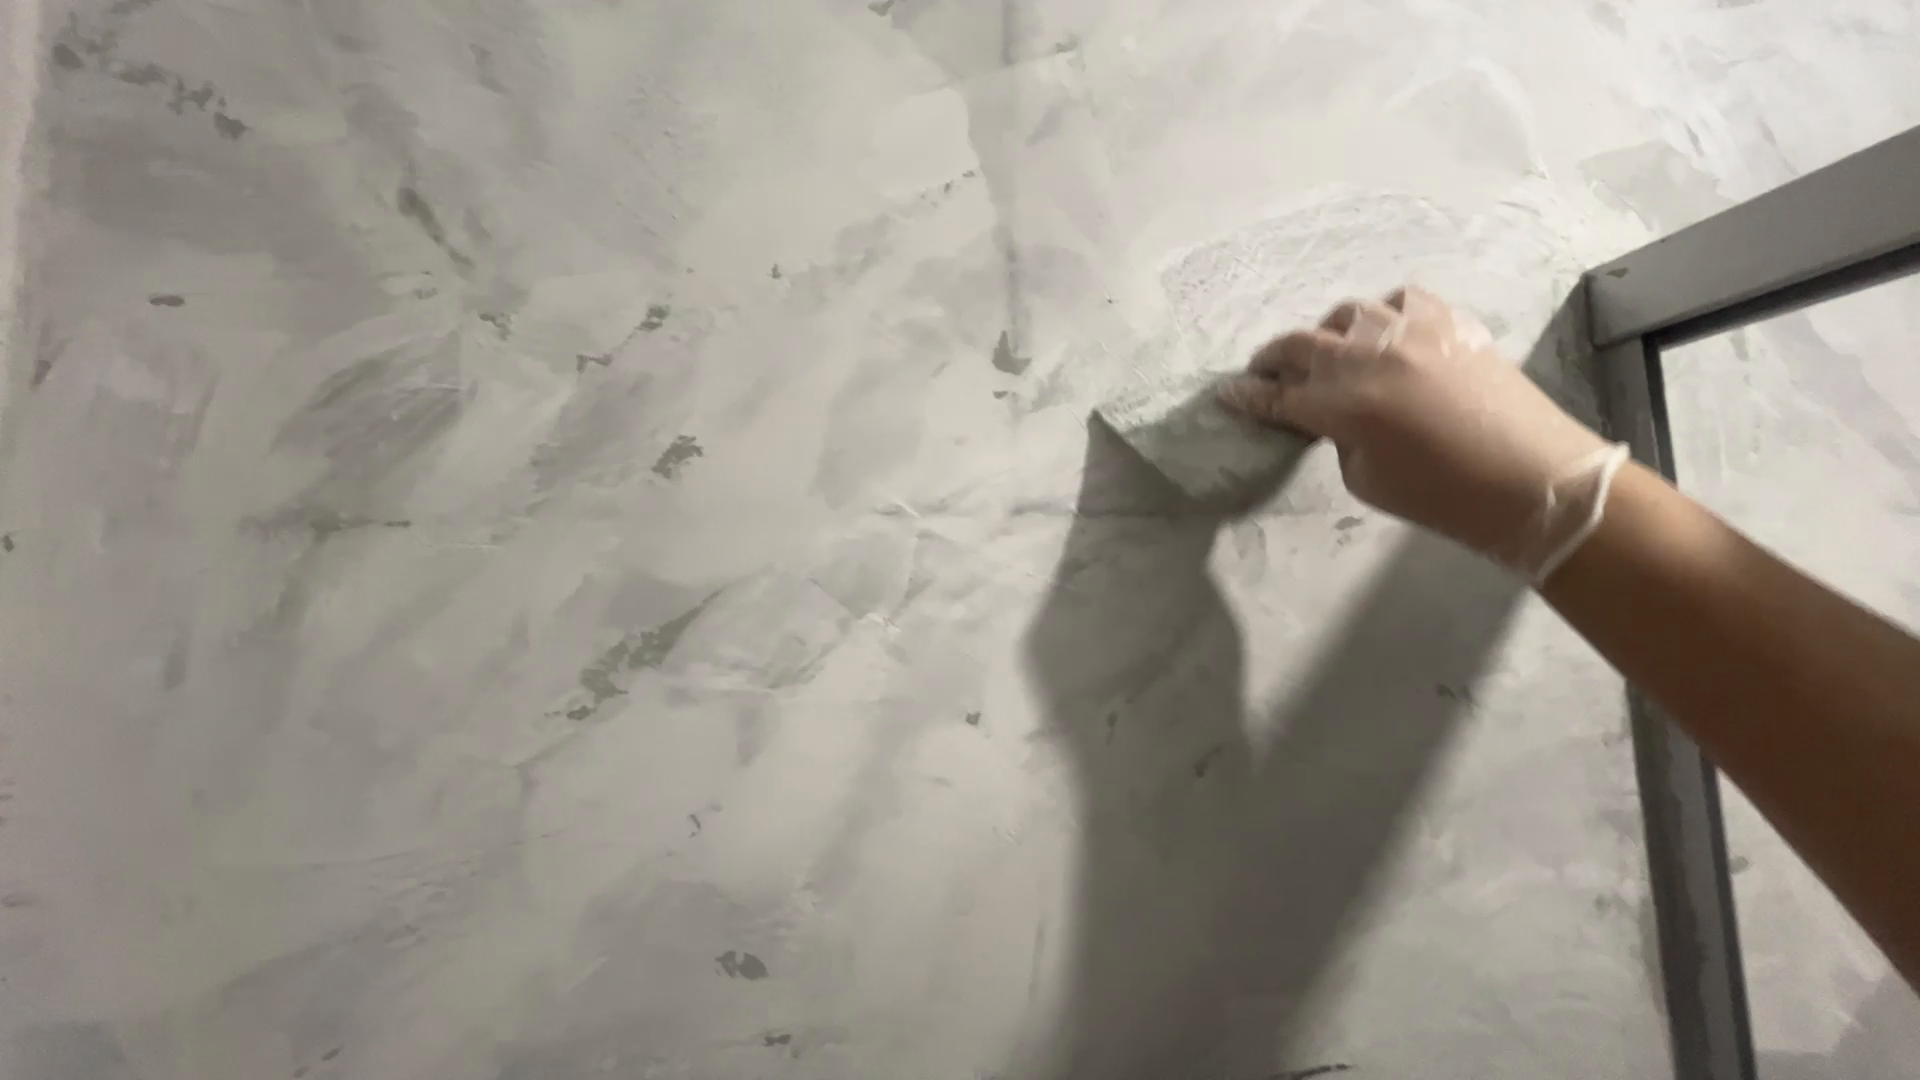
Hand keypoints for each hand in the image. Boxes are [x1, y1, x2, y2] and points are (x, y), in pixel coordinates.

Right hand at [1218, 286, 1624, 580]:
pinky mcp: (1449, 323)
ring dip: (1324, 334)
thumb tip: (1329, 411)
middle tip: (1262, 372)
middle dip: (1271, 359)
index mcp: (1342, 407)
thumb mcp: (1362, 478)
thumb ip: (1334, 436)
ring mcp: (1411, 334)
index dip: (1246, 396)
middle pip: (1299, 346)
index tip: (1225, 392)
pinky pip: (1400, 301)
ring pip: (1346, 314)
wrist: (1531, 479)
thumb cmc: (1439, 495)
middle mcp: (1368, 360)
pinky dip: (1380, 315)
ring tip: (1326, 352)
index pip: (1276, 396)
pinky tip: (1383, 335)